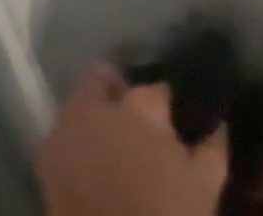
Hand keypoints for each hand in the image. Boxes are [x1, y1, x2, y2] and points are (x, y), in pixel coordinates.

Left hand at [38, 64, 228, 215]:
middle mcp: (98, 111)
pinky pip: (63, 139)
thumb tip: (217, 126)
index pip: (157, 89)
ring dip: (95, 113)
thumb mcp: (205, 184)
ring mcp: (66, 137)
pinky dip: (78, 142)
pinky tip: (97, 162)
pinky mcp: (45, 169)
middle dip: (119, 90)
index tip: (175, 117)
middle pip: (102, 79)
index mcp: (141, 107)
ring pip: (78, 105)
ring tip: (116, 137)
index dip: (168, 103)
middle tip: (139, 116)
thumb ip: (213, 146)